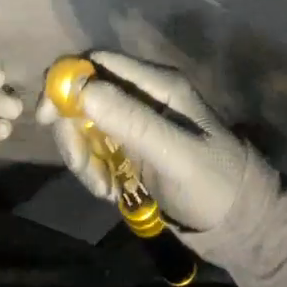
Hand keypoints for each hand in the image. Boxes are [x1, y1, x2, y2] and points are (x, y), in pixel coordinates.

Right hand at [35, 51, 251, 232]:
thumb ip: (131, 119)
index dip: (67, 80)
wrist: (239, 223)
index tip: (48, 115)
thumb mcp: (174, 152)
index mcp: (156, 83)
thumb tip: (81, 88)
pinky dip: (93, 169)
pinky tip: (108, 191)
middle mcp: (141, 96)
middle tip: (79, 163)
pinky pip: (94, 149)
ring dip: (82, 154)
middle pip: (84, 94)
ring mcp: (134, 122)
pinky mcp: (129, 148)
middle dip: (72, 128)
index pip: (99, 63)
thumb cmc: (213, 182)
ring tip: (101, 187)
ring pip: (84, 124)